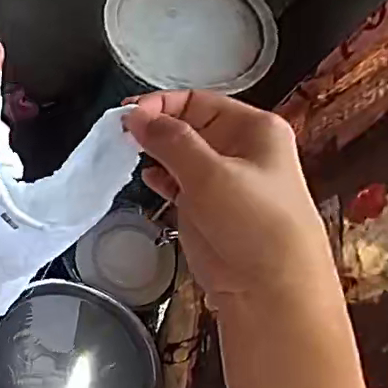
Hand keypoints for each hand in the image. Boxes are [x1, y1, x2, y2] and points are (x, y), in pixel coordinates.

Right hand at [122, 90, 340, 317]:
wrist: (270, 286)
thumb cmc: (253, 223)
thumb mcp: (210, 173)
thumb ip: (169, 141)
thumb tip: (134, 115)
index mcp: (252, 129)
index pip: (198, 101)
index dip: (161, 104)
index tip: (126, 115)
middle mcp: (237, 149)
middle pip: (186, 125)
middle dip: (153, 127)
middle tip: (118, 135)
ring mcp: (220, 180)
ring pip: (178, 154)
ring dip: (152, 152)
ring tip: (124, 154)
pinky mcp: (204, 207)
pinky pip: (176, 182)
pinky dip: (159, 178)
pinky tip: (145, 177)